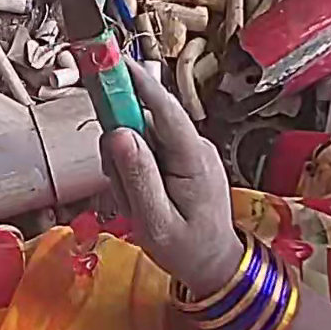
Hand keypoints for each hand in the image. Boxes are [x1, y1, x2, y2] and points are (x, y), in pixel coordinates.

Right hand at [101, 62, 244, 295]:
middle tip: (115, 179)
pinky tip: (136, 194)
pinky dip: (131, 166)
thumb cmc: (189, 250)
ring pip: (141, 134)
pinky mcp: (179, 155)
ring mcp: (187, 148)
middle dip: (121, 142)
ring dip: (124, 161)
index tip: (113, 61)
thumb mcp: (157, 224)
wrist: (217, 268)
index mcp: (194, 158)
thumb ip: (137, 178)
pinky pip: (146, 147)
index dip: (139, 82)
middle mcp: (194, 144)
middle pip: (146, 120)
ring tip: (131, 199)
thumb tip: (117, 133)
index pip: (166, 110)